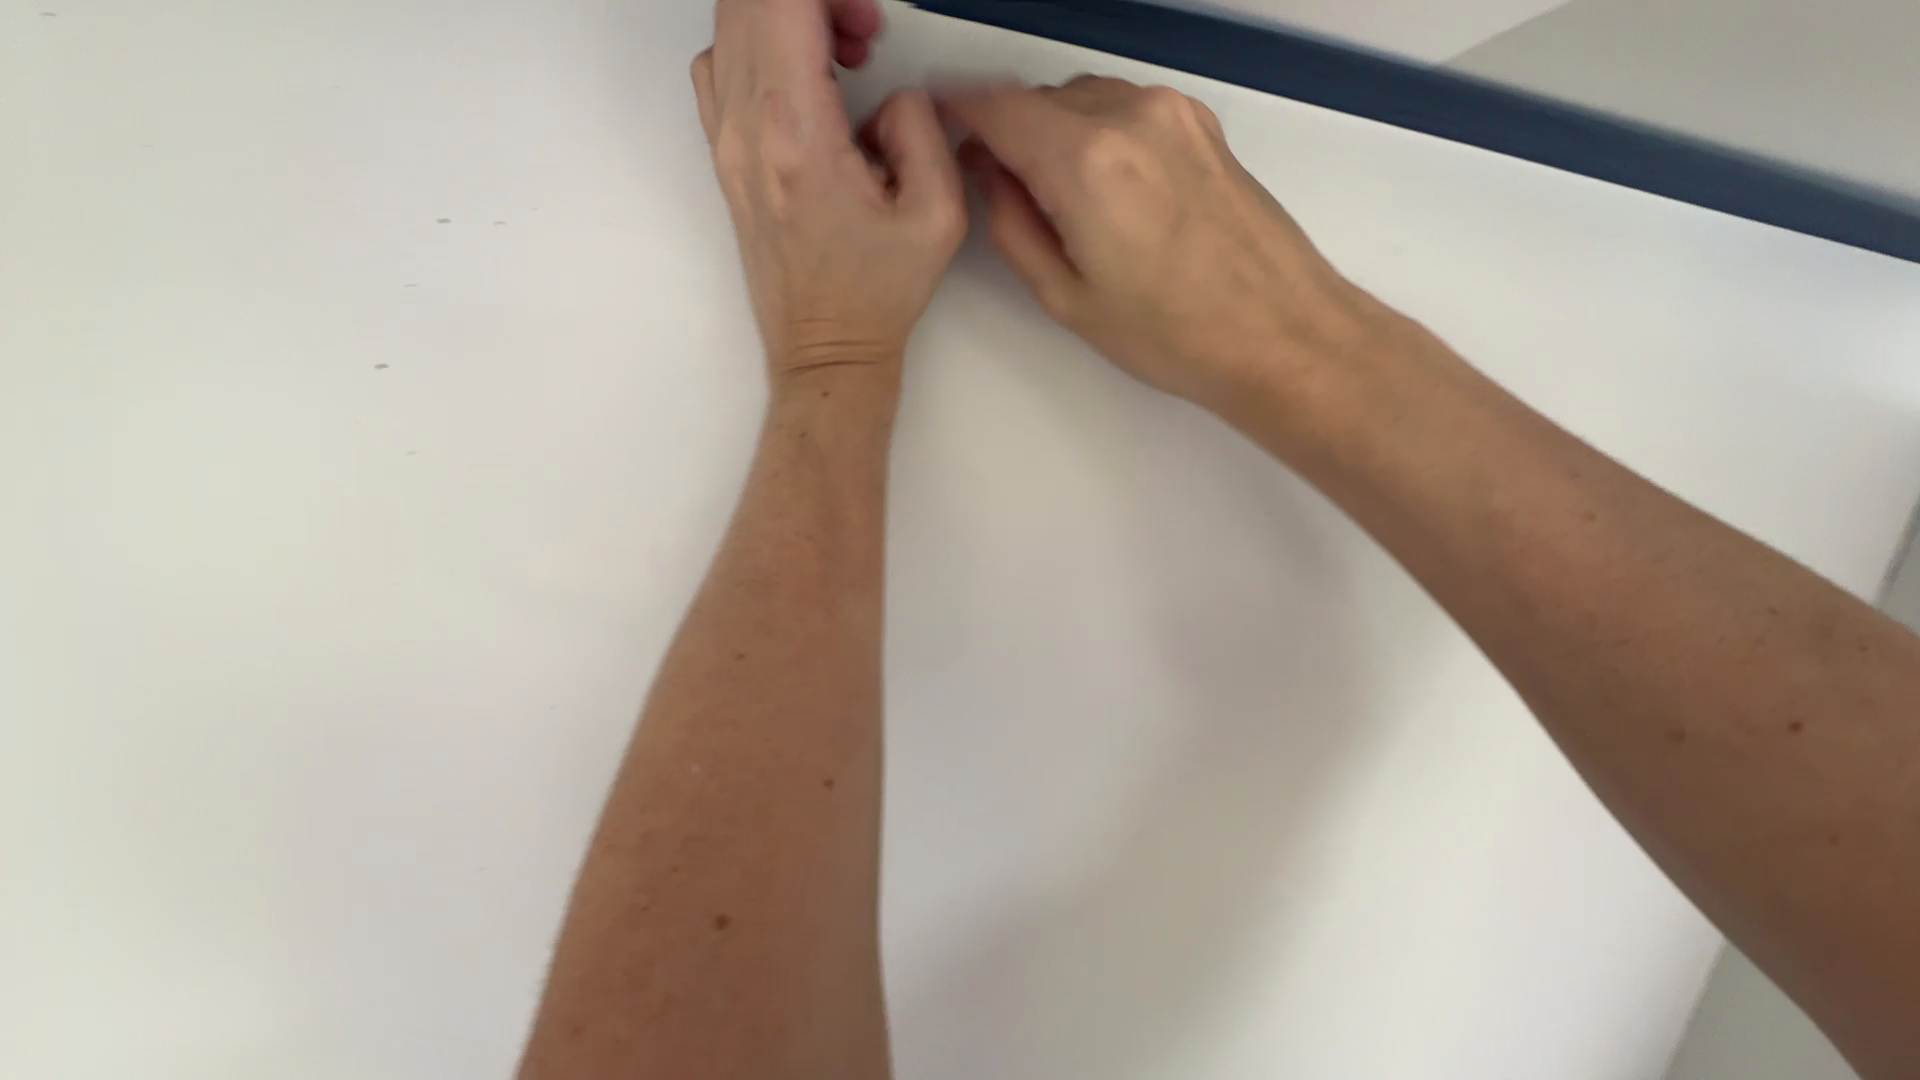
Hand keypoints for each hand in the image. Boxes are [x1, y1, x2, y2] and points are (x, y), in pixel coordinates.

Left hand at [692, 0, 967, 387]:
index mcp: (799, 138)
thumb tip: (893, 96)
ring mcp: (727, 146)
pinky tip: (802, 84)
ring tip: (837, 60)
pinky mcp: (725, 161)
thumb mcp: (938, 215)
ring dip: (784, 19)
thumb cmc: (874, 296)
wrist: (825, 349)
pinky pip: (720, 70)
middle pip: (749, 2)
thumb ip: (922, 127)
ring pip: (730, 27)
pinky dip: (758, 50)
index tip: (869, 26)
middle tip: (861, 38)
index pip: (784, 0)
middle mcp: (748, 132)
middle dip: (813, 1)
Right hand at [942, 77, 1399, 414]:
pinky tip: (1107, 188)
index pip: (997, 106)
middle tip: (1001, 188)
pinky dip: (1097, 132)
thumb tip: (989, 172)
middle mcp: (1129, 115)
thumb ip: (1012, 224)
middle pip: (1040, 99)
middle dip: (1009, 133)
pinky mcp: (1202, 123)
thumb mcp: (1066, 297)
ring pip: (1083, 99)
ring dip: (1055, 132)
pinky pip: (1125, 108)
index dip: (959, 112)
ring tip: (1059, 198)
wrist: (1278, 333)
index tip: (942, 129)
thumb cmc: (1170, 333)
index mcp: (1086, 161)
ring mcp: (1173, 112)